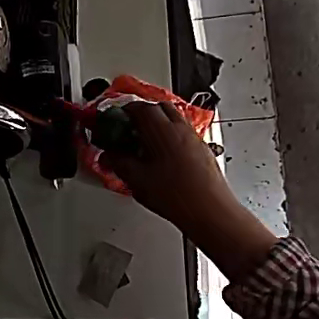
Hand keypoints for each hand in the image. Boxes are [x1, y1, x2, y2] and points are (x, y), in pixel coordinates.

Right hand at [103, 101, 277, 280]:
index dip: (123, 112)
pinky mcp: (203, 150)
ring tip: (143, 145)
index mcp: (162, 130)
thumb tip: (109, 155)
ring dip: (157, 126)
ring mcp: (194, 138)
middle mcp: (180, 129)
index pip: (140, 107)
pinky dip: (169, 138)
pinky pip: (183, 134)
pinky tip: (161, 158)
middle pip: (159, 108)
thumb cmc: (176, 195)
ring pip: (173, 120)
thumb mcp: (136, 179)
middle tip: (128, 130)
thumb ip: (118, 162)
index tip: (115, 122)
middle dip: (141, 115)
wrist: (209, 211)